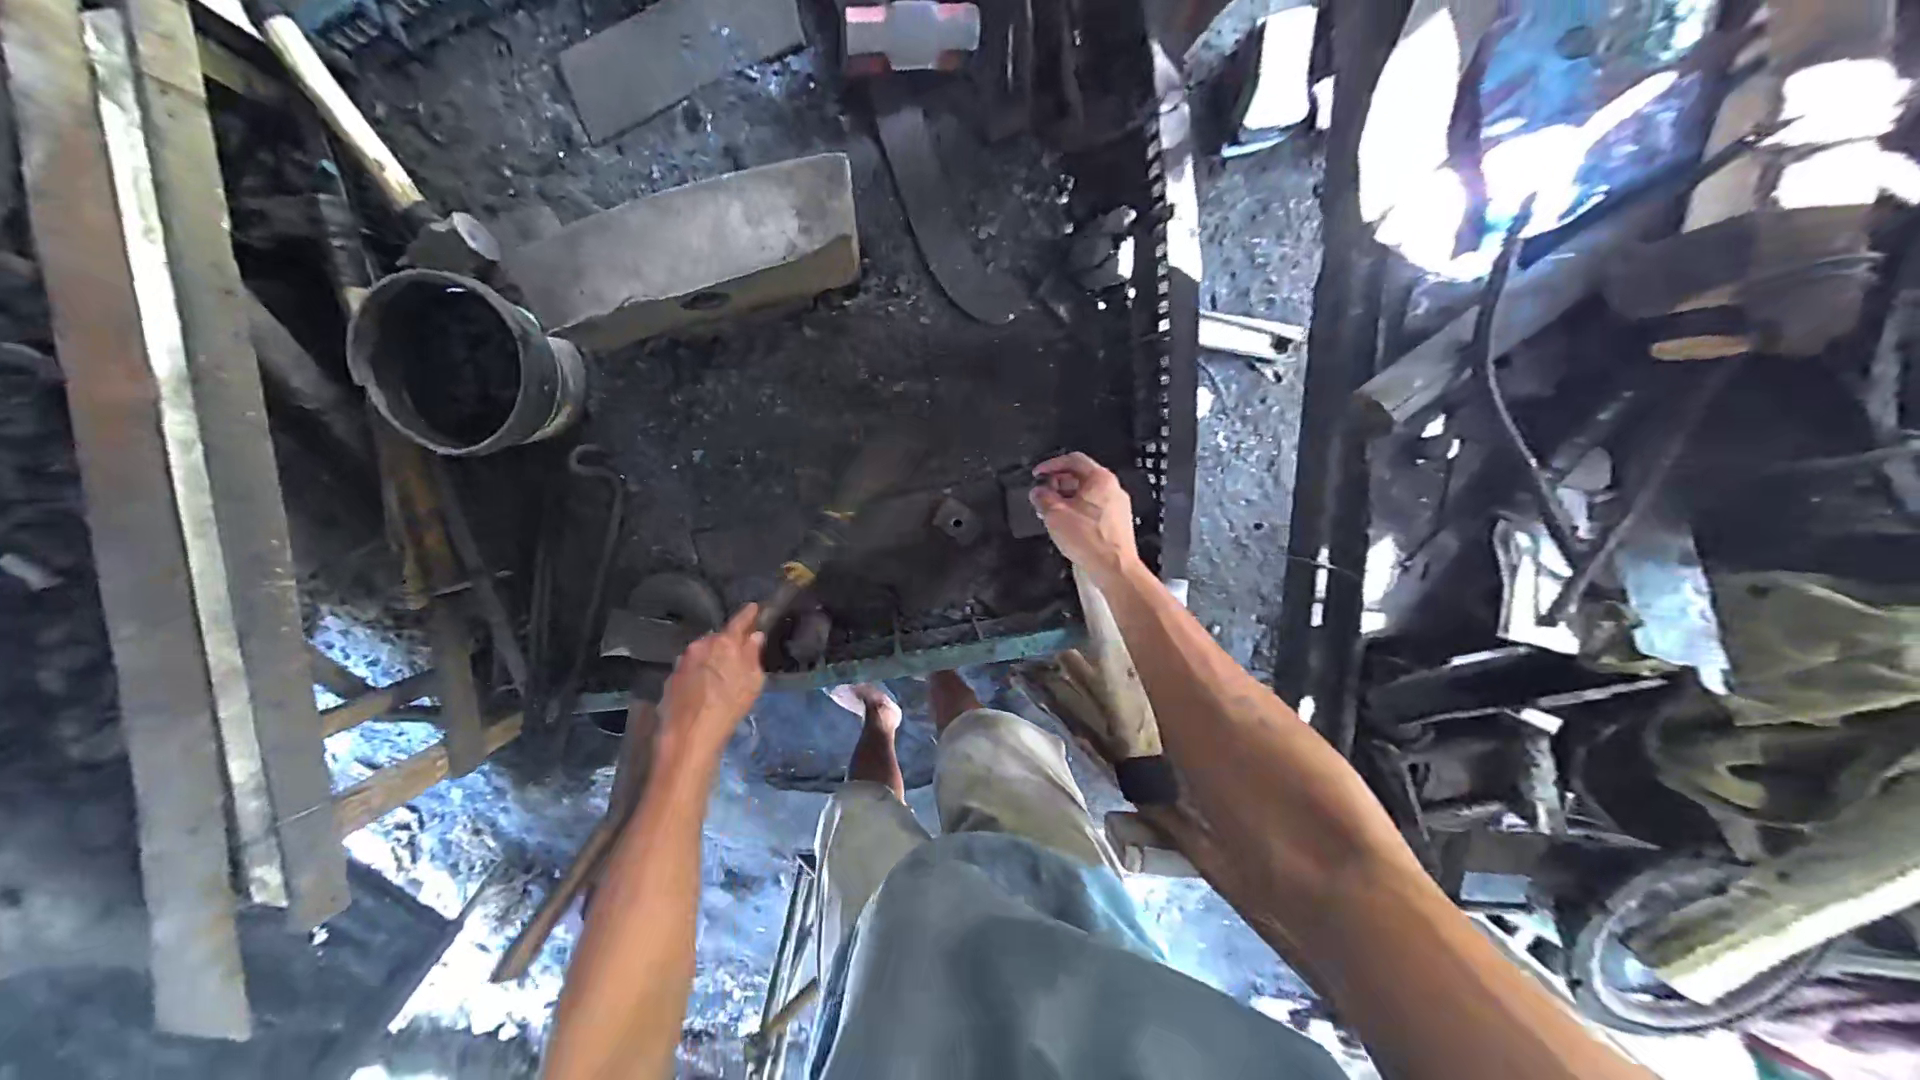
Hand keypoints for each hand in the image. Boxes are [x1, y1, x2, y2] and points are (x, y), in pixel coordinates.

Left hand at [658, 604, 765, 760]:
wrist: (689, 735)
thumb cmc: (729, 706)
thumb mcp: (753, 682)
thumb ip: (753, 655)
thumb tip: (754, 637)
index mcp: (723, 642)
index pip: (738, 620)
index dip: (749, 613)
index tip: (754, 607)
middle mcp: (699, 645)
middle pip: (717, 637)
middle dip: (728, 641)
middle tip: (739, 652)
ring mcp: (681, 662)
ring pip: (702, 652)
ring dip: (712, 657)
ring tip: (720, 674)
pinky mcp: (670, 679)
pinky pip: (690, 668)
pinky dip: (699, 672)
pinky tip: (704, 688)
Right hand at [1029, 452, 1140, 586]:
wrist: (1113, 568)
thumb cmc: (1092, 541)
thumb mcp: (1055, 514)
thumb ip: (1042, 498)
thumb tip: (1037, 492)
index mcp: (1100, 479)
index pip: (1073, 460)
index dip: (1051, 465)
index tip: (1039, 474)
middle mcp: (1112, 490)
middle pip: (1080, 477)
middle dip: (1057, 484)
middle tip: (1042, 493)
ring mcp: (1116, 508)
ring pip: (1086, 495)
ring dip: (1066, 500)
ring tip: (1050, 512)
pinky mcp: (1115, 525)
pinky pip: (1093, 511)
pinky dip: (1077, 512)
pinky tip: (1065, 526)